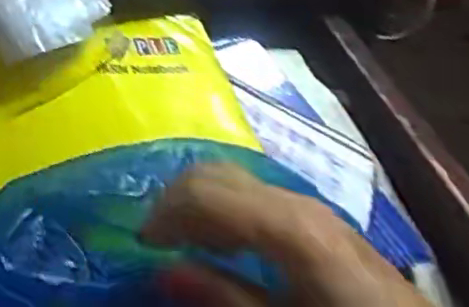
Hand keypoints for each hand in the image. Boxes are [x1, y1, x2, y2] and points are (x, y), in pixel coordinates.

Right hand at [143, 163, 430, 306]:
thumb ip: (226, 297)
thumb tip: (162, 270)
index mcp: (287, 223)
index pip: (202, 189)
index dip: (164, 211)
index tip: (142, 244)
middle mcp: (297, 200)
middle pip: (216, 174)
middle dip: (178, 200)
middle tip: (158, 239)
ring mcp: (315, 208)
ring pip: (235, 179)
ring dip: (201, 203)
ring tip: (186, 242)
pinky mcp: (326, 225)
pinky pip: (258, 197)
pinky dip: (228, 211)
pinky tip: (228, 245)